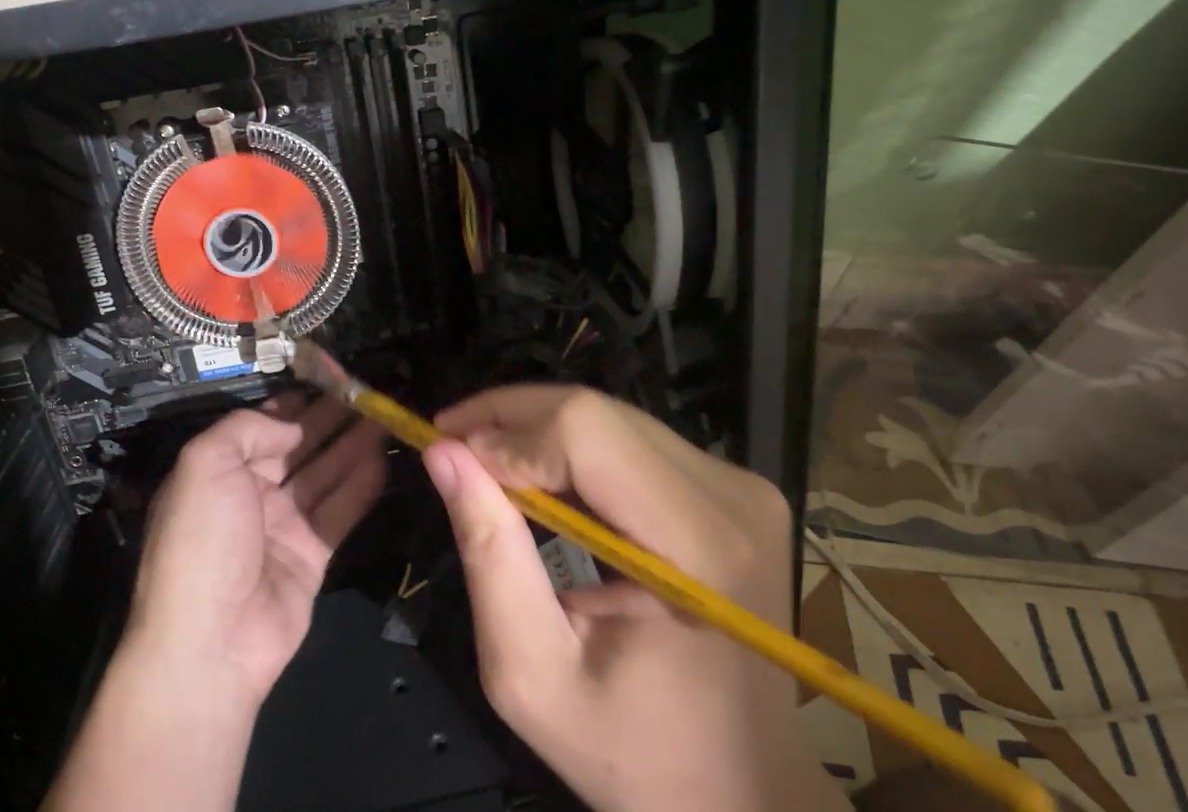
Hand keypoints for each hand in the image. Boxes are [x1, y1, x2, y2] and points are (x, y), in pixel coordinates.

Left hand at [127, 393, 388, 699]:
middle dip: (331, 422)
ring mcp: (281, 527)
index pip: (261, 428)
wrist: (211, 640)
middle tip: (370, 396)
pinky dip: (361, 486)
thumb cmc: (200, 543)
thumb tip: (289, 423)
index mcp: (217, 473)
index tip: (330, 382)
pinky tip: (383, 460)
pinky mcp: (311, 556)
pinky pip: (340, 512)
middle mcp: (249, 495)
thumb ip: (246, 429)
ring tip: (387, 419)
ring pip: (324, 477)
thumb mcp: (204, 465)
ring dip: (353, 448)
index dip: (294, 406)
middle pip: (298, 449)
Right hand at [424, 385, 846, 811]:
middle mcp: (733, 496)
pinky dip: (575, 453)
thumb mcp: (532, 672)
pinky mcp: (736, 494)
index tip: (446, 457)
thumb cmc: (635, 752)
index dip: (506, 431)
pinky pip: (635, 445)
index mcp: (697, 545)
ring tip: (483, 465)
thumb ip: (489, 554)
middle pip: (599, 413)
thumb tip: (443, 454)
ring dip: (539, 433)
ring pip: (614, 419)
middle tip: (449, 448)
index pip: (587, 431)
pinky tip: (538, 482)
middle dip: (512, 421)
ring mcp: (743, 488)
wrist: (742, 791)